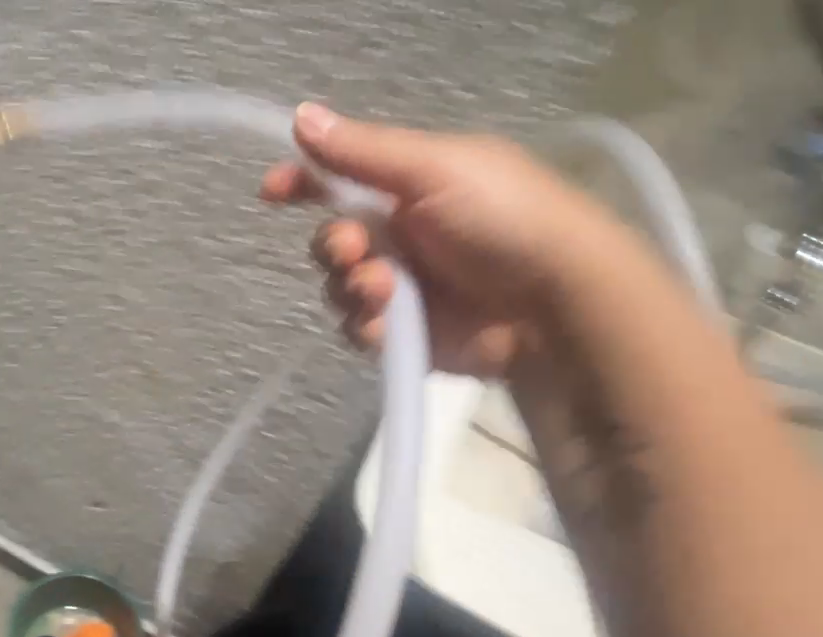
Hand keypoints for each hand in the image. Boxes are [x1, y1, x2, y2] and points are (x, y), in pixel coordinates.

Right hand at [260, 102, 627, 377]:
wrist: (550, 303)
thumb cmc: (503, 218)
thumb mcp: (435, 169)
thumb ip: (364, 152)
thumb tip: (300, 117)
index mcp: (409, 186)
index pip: (341, 179)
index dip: (303, 182)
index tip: (272, 193)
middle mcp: (399, 235)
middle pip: (330, 241)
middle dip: (334, 247)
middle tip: (357, 253)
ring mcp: (400, 287)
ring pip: (337, 289)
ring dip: (350, 289)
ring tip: (385, 292)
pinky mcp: (402, 333)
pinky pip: (356, 329)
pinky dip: (366, 326)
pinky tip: (389, 324)